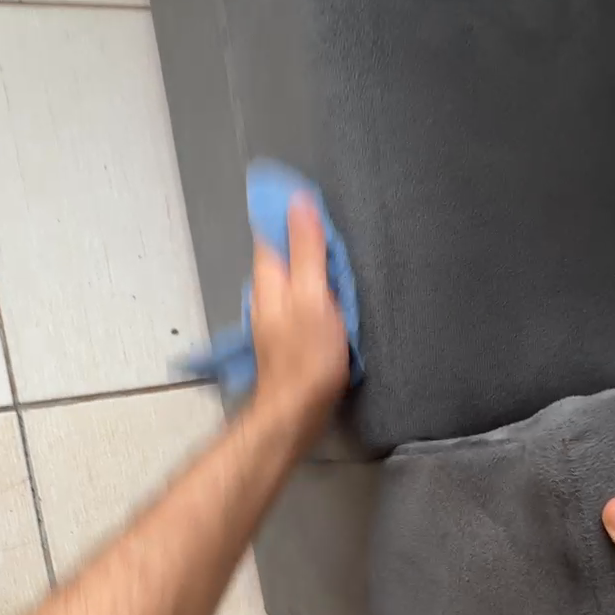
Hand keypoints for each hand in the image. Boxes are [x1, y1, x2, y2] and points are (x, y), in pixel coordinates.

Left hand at [250, 197, 349, 414]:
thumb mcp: (313, 296)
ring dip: (320, 268)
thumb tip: (298, 202)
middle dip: (310, 239)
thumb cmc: (306, 356)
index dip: (293, 212)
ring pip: (299, 278)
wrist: (297, 412)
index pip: (273, 229)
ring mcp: (279, 315)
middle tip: (343, 233)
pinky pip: (308, 301)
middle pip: (287, 253)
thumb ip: (306, 250)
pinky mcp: (292, 336)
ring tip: (347, 262)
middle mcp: (268, 292)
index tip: (319, 201)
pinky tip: (341, 299)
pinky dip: (324, 294)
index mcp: (269, 277)